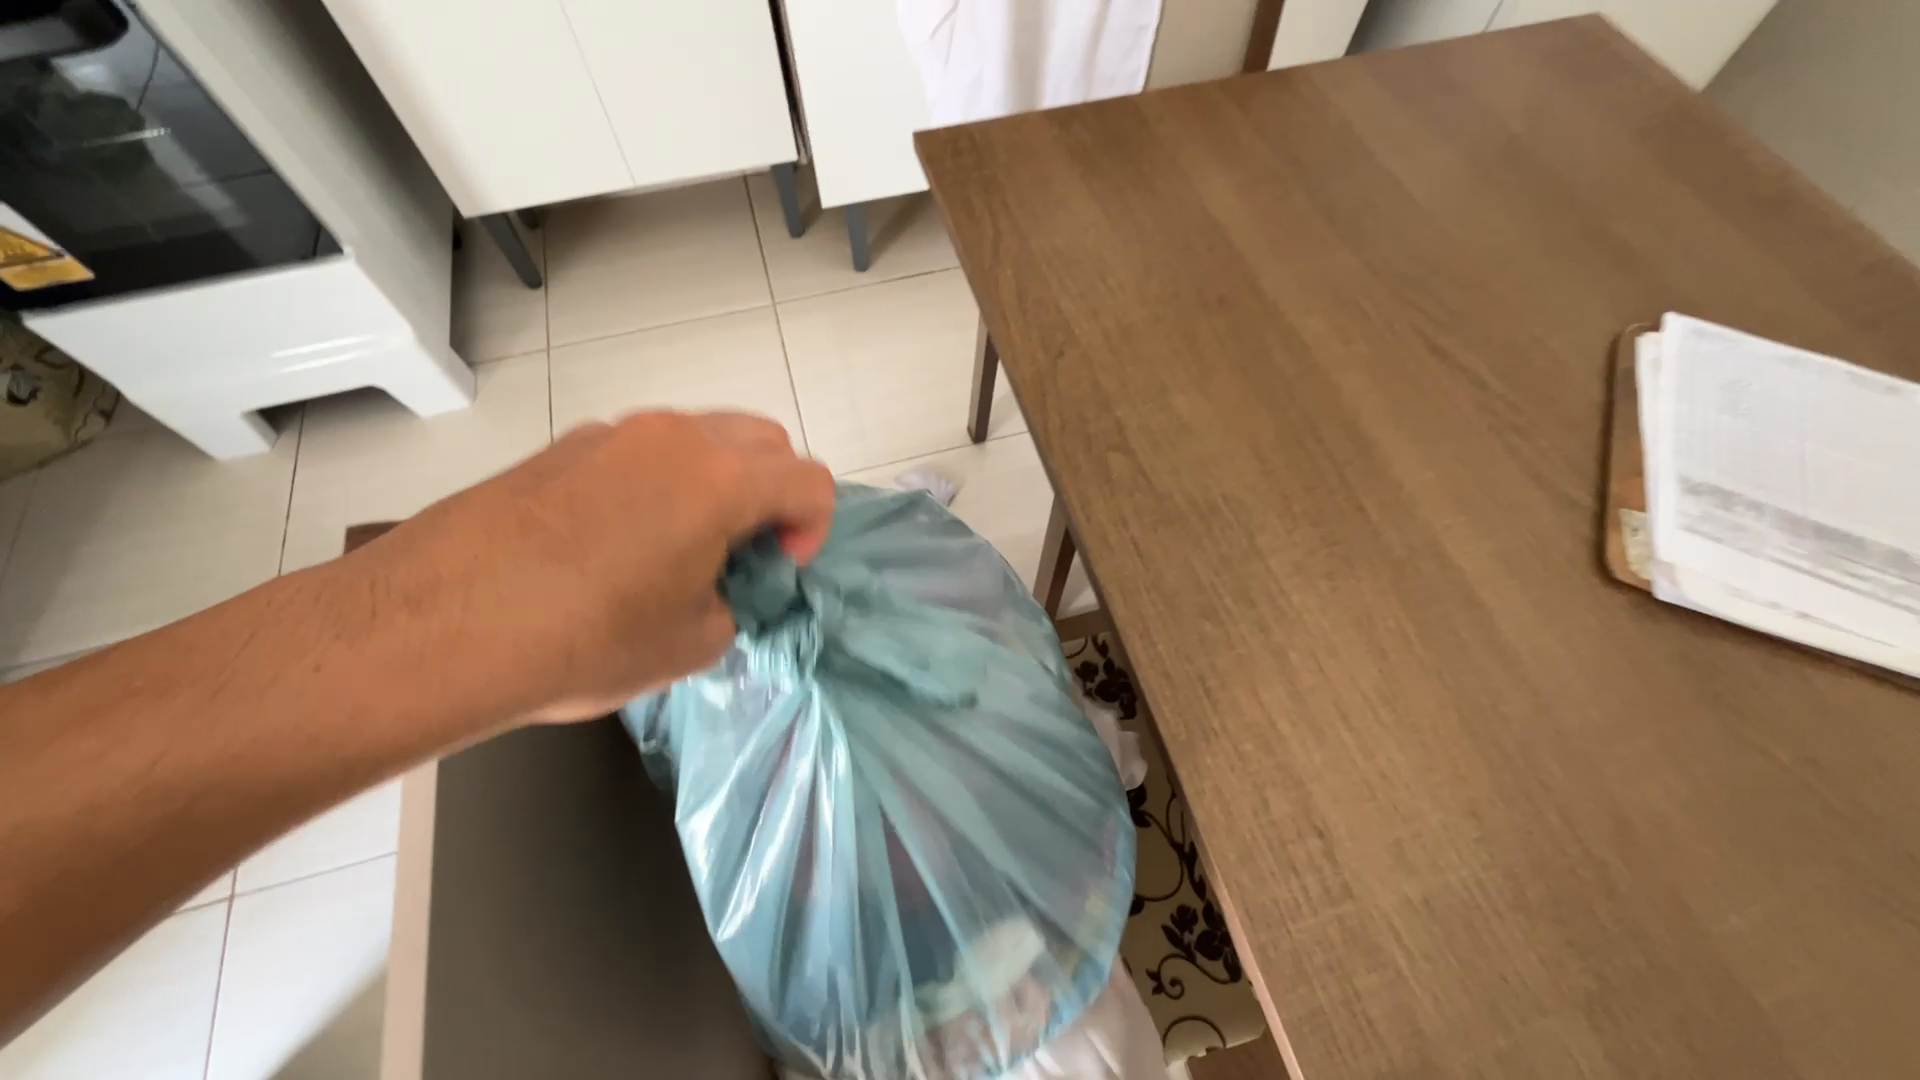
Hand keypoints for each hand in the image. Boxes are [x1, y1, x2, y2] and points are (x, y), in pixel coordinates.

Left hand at [338, 410, 834, 730]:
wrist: (435, 628)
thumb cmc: (585, 640)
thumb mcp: (692, 644)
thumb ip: (729, 603)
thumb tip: (711, 587)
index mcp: (722, 479)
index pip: (809, 480)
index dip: (813, 528)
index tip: (779, 571)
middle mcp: (674, 438)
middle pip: (763, 440)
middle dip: (773, 494)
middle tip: (743, 552)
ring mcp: (612, 434)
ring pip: (699, 438)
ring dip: (716, 483)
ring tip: (678, 548)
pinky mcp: (561, 447)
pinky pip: (639, 452)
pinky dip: (658, 484)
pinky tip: (614, 544)